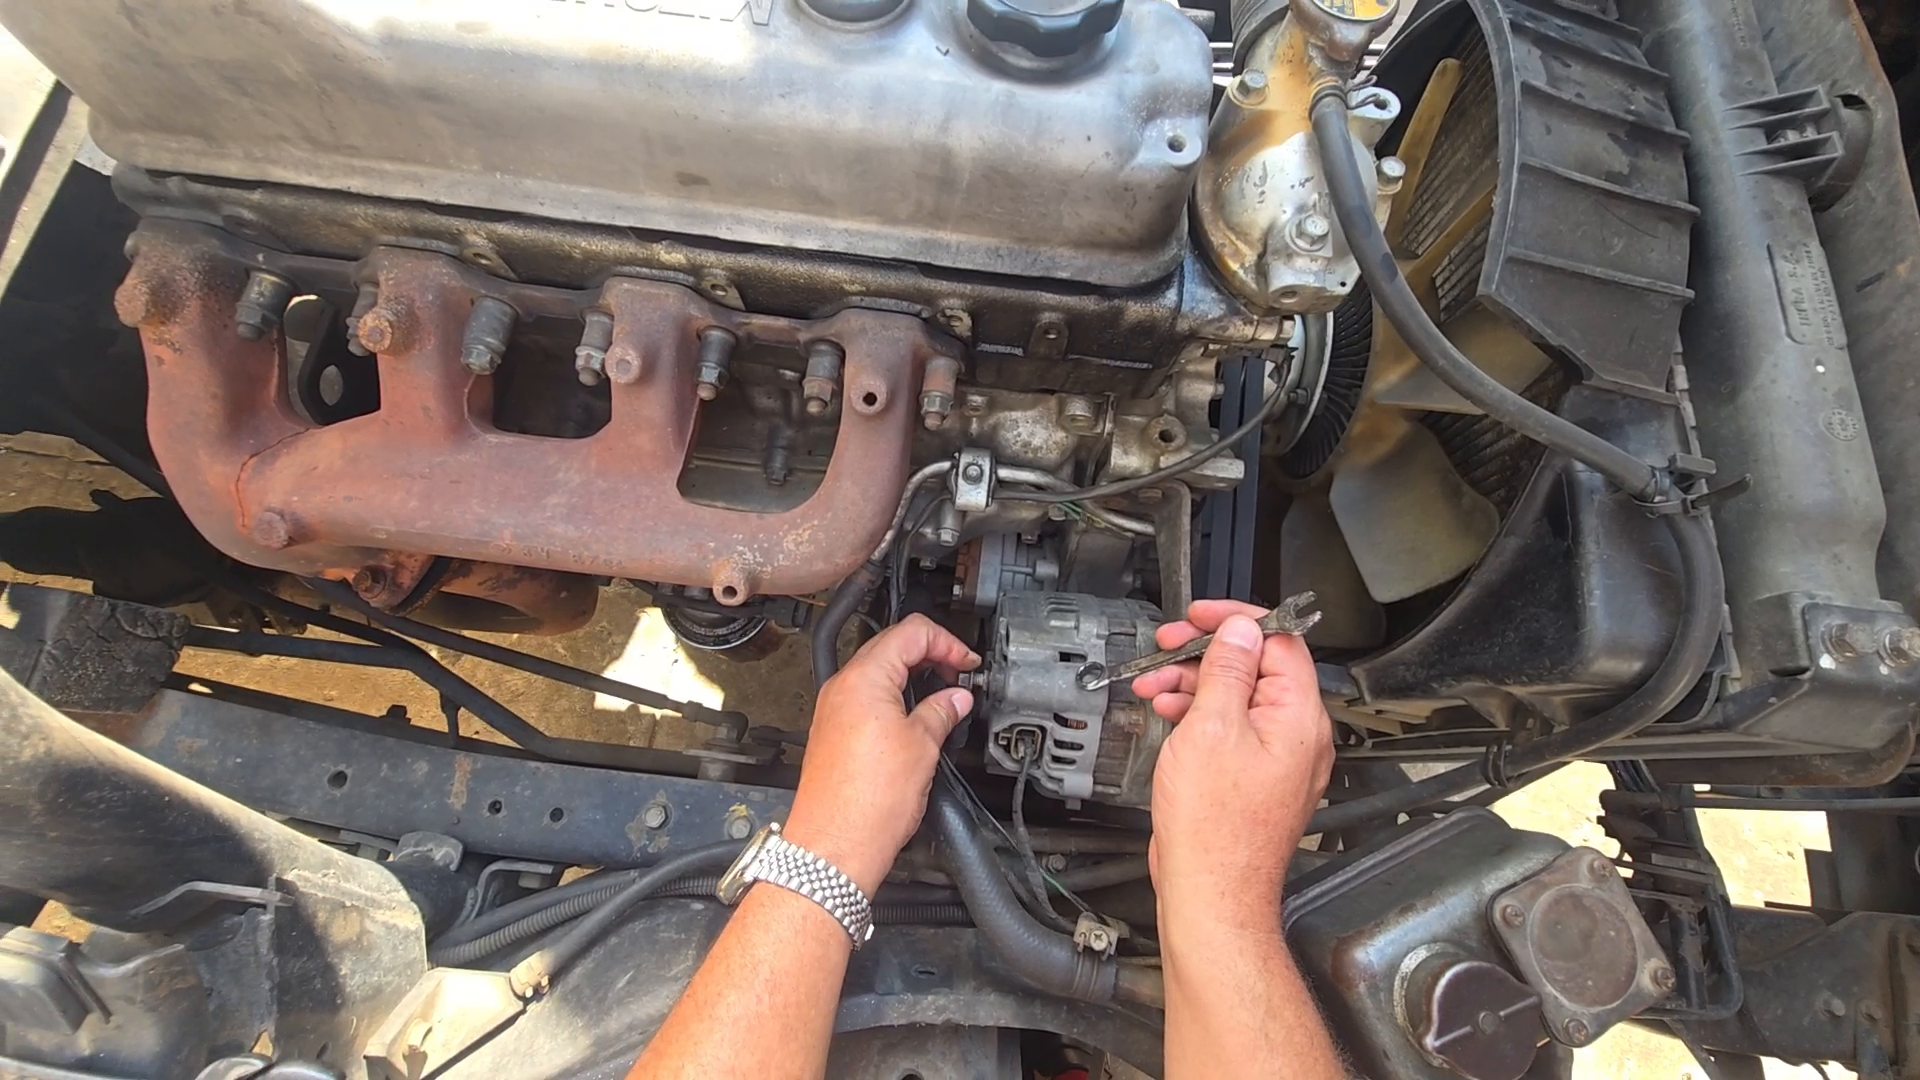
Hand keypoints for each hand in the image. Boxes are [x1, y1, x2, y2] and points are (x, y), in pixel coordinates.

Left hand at [783, 614, 979, 894]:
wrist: (833, 850)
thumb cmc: (867, 803)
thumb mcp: (922, 746)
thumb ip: (942, 710)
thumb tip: (957, 698)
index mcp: (864, 678)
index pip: (911, 632)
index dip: (947, 642)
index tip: (967, 663)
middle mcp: (842, 687)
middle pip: (893, 645)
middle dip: (932, 654)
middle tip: (960, 676)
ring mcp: (834, 709)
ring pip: (880, 671)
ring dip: (914, 676)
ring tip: (943, 698)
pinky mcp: (834, 732)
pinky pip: (868, 697)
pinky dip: (896, 697)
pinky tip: (917, 719)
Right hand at [1132, 600, 1332, 917]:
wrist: (1209, 888)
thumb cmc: (1214, 826)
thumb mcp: (1211, 727)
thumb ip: (1228, 670)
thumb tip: (1241, 629)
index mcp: (1298, 718)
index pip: (1279, 641)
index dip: (1236, 620)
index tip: (1200, 615)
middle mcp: (1295, 734)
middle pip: (1254, 666)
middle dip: (1204, 651)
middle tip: (1168, 644)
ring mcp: (1275, 755)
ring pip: (1235, 694)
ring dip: (1192, 681)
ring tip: (1153, 683)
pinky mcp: (1252, 772)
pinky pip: (1227, 724)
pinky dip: (1196, 711)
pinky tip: (1168, 711)